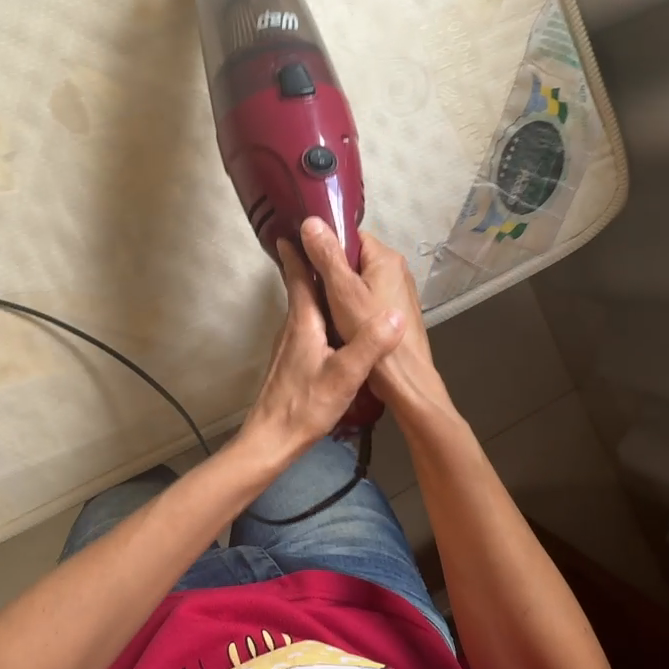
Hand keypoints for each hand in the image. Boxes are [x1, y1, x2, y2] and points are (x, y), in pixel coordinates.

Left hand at [236, 238, 403, 466]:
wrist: (271, 441)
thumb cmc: (305, 406)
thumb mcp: (345, 376)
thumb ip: (370, 345)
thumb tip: (397, 314)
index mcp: (303, 323)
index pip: (299, 277)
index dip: (299, 252)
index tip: (299, 227)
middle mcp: (292, 328)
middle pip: (302, 288)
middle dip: (312, 265)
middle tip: (330, 246)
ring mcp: (289, 347)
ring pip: (304, 309)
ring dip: (317, 290)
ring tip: (339, 280)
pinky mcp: (291, 363)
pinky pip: (307, 327)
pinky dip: (319, 314)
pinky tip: (335, 327)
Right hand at [298, 217, 448, 412]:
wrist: (403, 378)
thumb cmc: (370, 331)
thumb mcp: (342, 291)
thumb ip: (326, 256)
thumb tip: (310, 221)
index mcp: (386, 258)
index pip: (350, 237)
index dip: (327, 248)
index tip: (307, 263)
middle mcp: (397, 269)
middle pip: (354, 259)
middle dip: (332, 272)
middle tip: (311, 288)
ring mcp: (399, 291)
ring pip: (360, 281)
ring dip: (340, 291)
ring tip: (322, 306)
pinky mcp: (396, 311)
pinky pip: (368, 298)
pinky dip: (352, 306)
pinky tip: (340, 322)